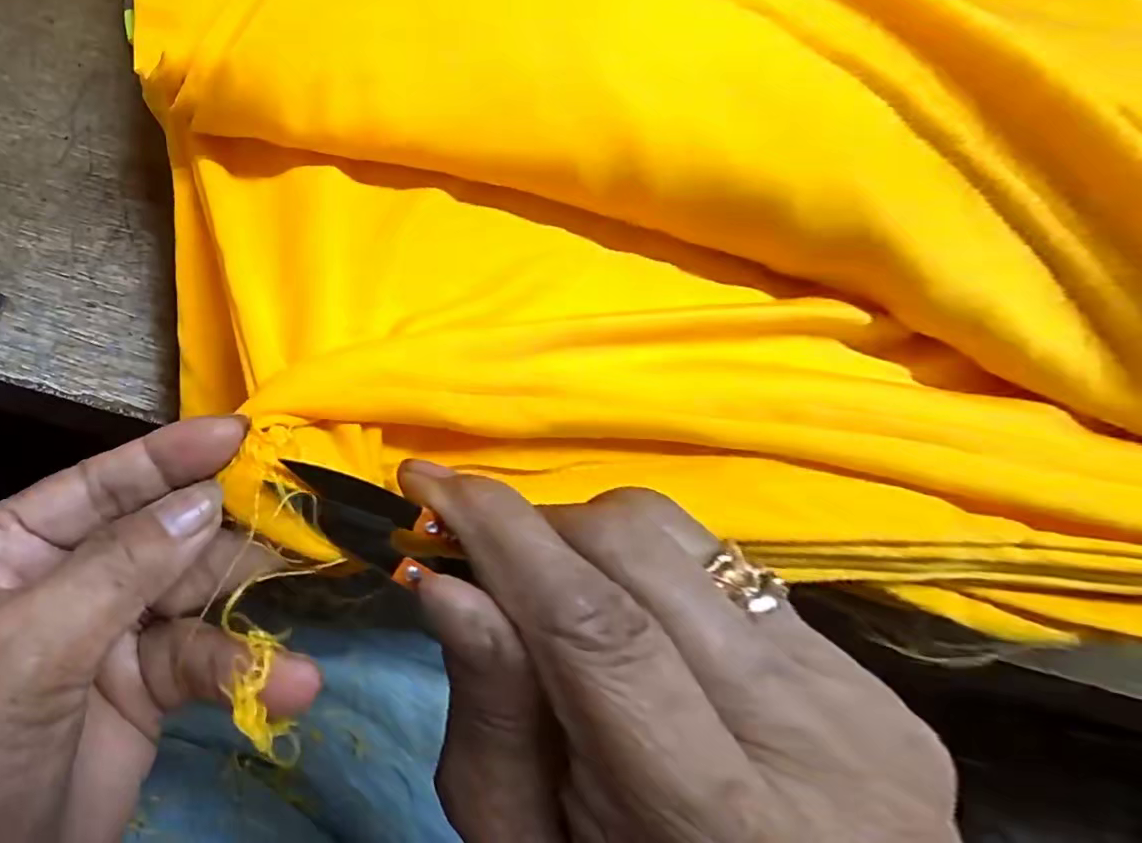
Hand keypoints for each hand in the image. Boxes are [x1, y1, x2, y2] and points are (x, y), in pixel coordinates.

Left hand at [0, 416, 320, 842]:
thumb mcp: (33, 644)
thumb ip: (120, 567)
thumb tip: (201, 501)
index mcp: (16, 544)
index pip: (100, 485)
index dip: (168, 456)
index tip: (236, 432)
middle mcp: (64, 574)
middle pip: (153, 531)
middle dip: (215, 522)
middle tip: (285, 503)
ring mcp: (106, 629)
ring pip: (185, 592)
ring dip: (240, 595)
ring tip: (299, 577)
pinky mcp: (142, 688)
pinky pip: (197, 661)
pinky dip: (240, 668)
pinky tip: (288, 684)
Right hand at [398, 463, 957, 842]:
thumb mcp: (515, 834)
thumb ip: (486, 708)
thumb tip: (442, 581)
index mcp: (717, 821)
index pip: (591, 623)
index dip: (498, 532)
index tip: (422, 480)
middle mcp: (811, 745)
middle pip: (630, 550)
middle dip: (524, 525)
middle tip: (470, 552)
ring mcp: (853, 704)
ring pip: (672, 533)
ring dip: (574, 533)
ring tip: (542, 583)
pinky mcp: (866, 680)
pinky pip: (716, 560)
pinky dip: (633, 559)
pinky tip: (620, 612)